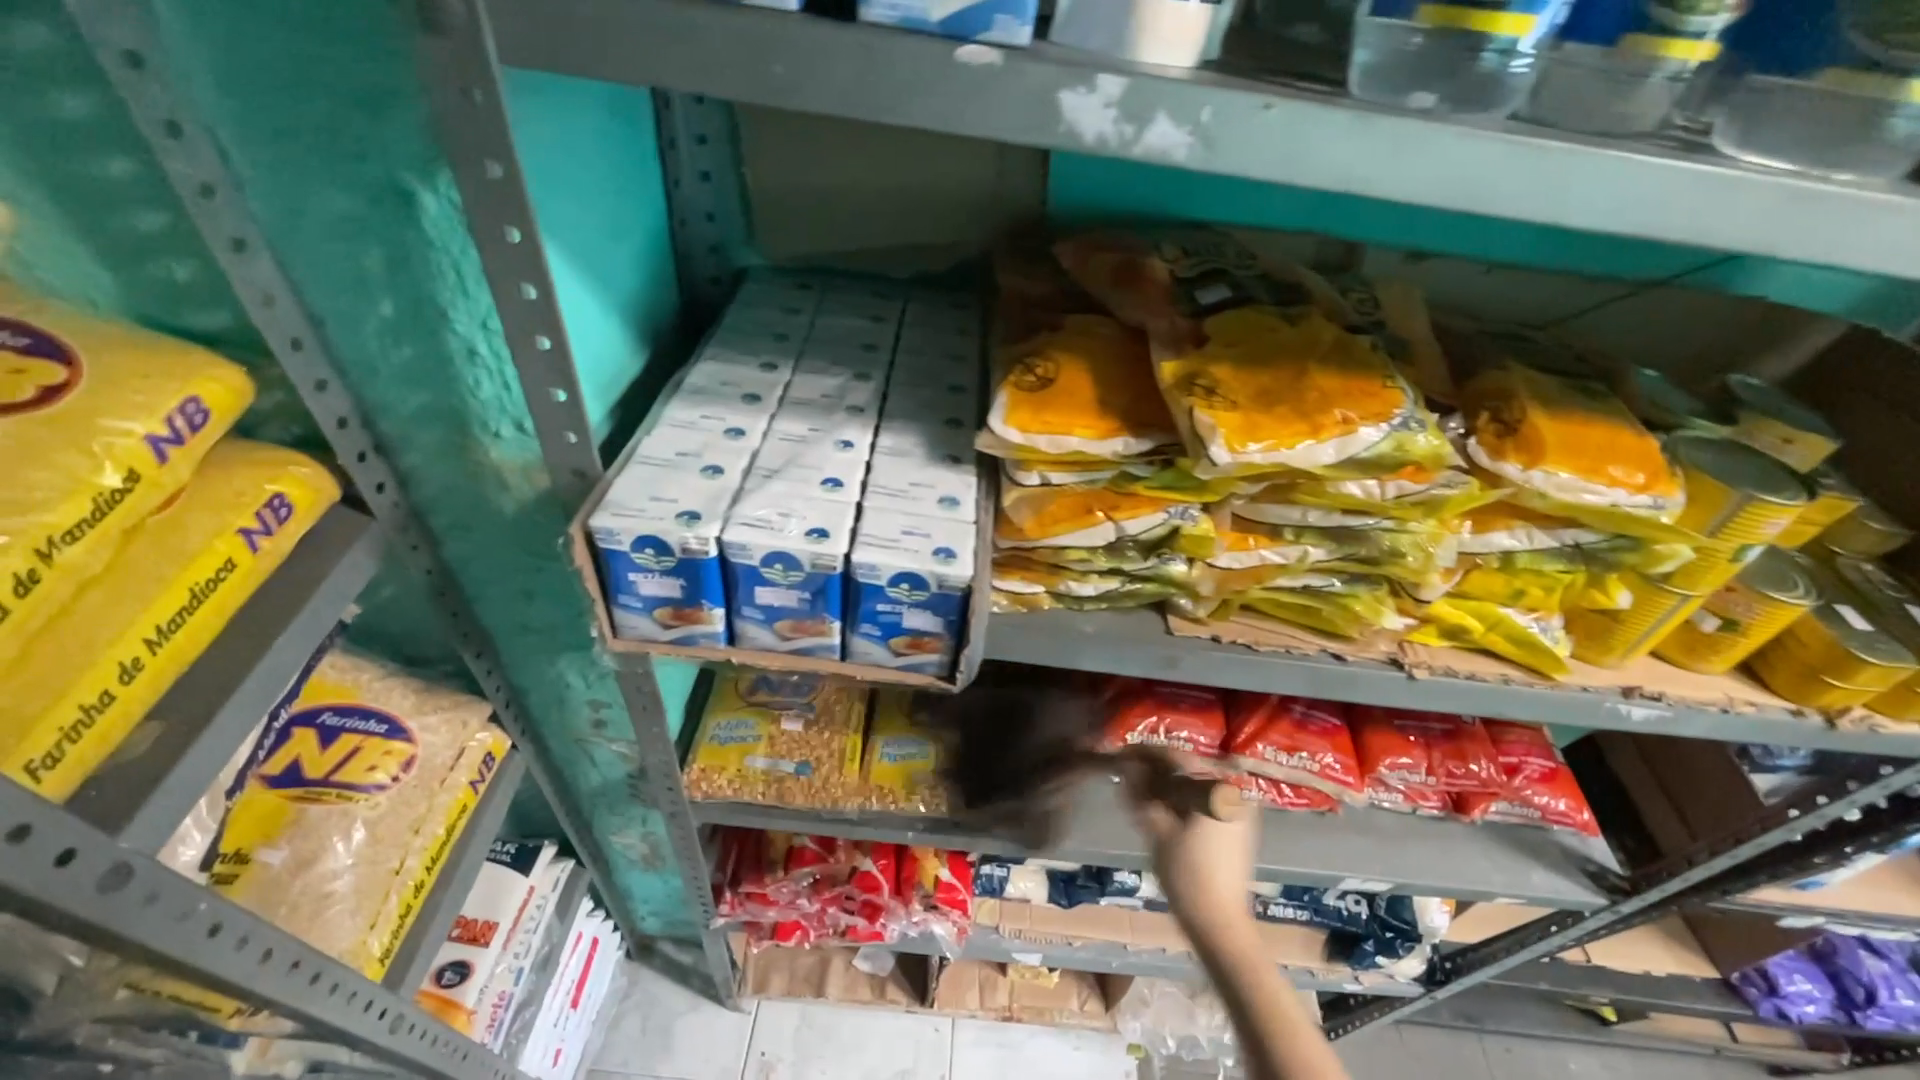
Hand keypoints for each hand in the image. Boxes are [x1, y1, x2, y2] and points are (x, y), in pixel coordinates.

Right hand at [1123, 754, 1258, 943]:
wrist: (1219, 923)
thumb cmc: (1187, 874)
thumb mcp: (1157, 829)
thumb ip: (1141, 792)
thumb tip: (1125, 765)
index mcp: (1218, 788)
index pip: (1176, 757)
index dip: (1145, 754)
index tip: (1120, 754)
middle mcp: (1234, 791)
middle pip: (1187, 769)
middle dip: (1156, 771)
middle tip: (1127, 775)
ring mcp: (1240, 810)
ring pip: (1196, 786)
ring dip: (1168, 786)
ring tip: (1139, 793)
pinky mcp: (1238, 827)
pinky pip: (1207, 802)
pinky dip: (1184, 801)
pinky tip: (1161, 809)